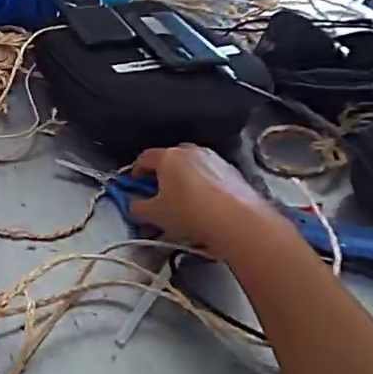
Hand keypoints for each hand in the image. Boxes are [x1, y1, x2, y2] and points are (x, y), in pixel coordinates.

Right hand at [129, 145, 288, 254]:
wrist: (238, 222)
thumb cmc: (190, 213)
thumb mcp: (155, 215)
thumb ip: (137, 207)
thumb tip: (133, 204)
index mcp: (168, 156)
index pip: (145, 158)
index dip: (136, 171)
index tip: (134, 184)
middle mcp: (191, 151)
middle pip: (169, 160)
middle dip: (162, 176)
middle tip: (159, 194)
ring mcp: (214, 160)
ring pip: (192, 168)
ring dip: (185, 181)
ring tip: (184, 204)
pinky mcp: (233, 172)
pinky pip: (211, 177)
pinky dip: (204, 187)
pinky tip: (206, 207)